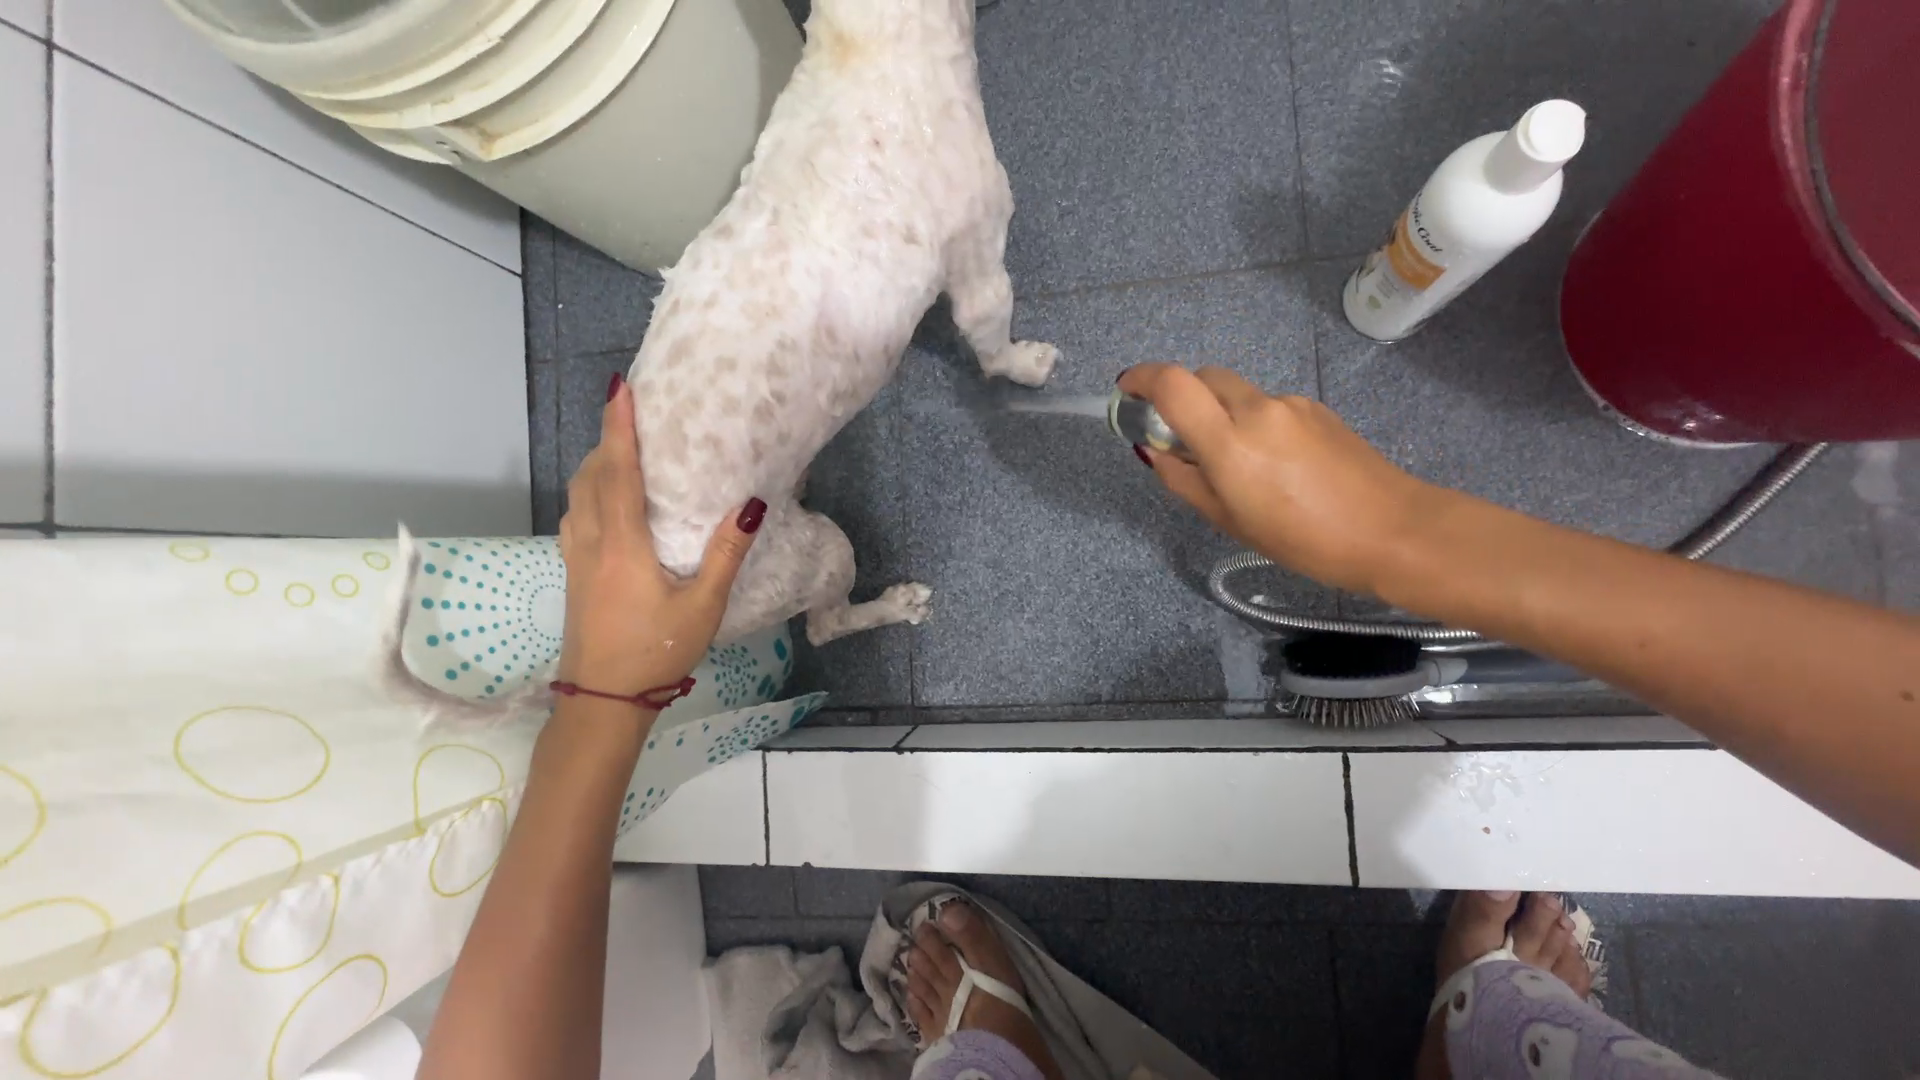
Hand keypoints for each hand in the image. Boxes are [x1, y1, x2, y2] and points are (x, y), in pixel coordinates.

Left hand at [554, 374, 764, 697]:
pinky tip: (605, 502)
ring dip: (594, 465)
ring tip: (621, 451)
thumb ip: (725, 555)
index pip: (618, 472)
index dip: (618, 428)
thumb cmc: (656, 651)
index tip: (618, 388)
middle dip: (607, 440)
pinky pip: (575, 516)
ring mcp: (576, 558)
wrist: (603, 700)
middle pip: (590, 476)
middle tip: (631, 415)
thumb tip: (751, 506)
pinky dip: (588, 492)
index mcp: (622, 543)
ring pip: (577, 496)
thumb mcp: (703, 606)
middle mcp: (591, 541)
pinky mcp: (573, 574)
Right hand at [1117, 363, 1436, 593]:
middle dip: (1183, 398)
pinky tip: (1276, 466)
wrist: (1392, 529)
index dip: (1141, 379)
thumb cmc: (1301, 539)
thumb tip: (1158, 451)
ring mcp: (1291, 404)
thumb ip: (1183, 480)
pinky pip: (1268, 406)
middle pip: (1203, 378)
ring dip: (1221, 414)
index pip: (1172, 384)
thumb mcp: (1228, 520)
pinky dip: (1253, 424)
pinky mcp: (1316, 409)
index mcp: (1229, 441)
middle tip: (1182, 440)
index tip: (1127, 391)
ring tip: (1239, 467)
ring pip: (1237, 393)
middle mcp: (1257, 409)